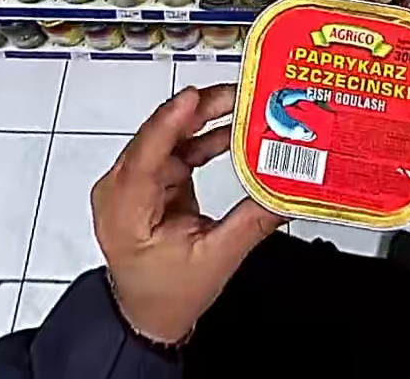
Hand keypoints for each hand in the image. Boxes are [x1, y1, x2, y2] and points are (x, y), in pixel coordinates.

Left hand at [92, 84, 284, 343]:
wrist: (148, 315)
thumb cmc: (166, 295)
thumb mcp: (214, 261)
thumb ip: (251, 222)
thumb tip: (286, 192)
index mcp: (125, 209)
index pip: (145, 154)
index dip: (170, 120)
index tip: (195, 96)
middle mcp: (123, 185)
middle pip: (160, 133)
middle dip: (200, 109)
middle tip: (238, 93)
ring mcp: (137, 177)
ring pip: (172, 132)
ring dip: (206, 116)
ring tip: (241, 103)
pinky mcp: (153, 174)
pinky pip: (180, 144)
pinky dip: (206, 134)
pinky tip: (232, 128)